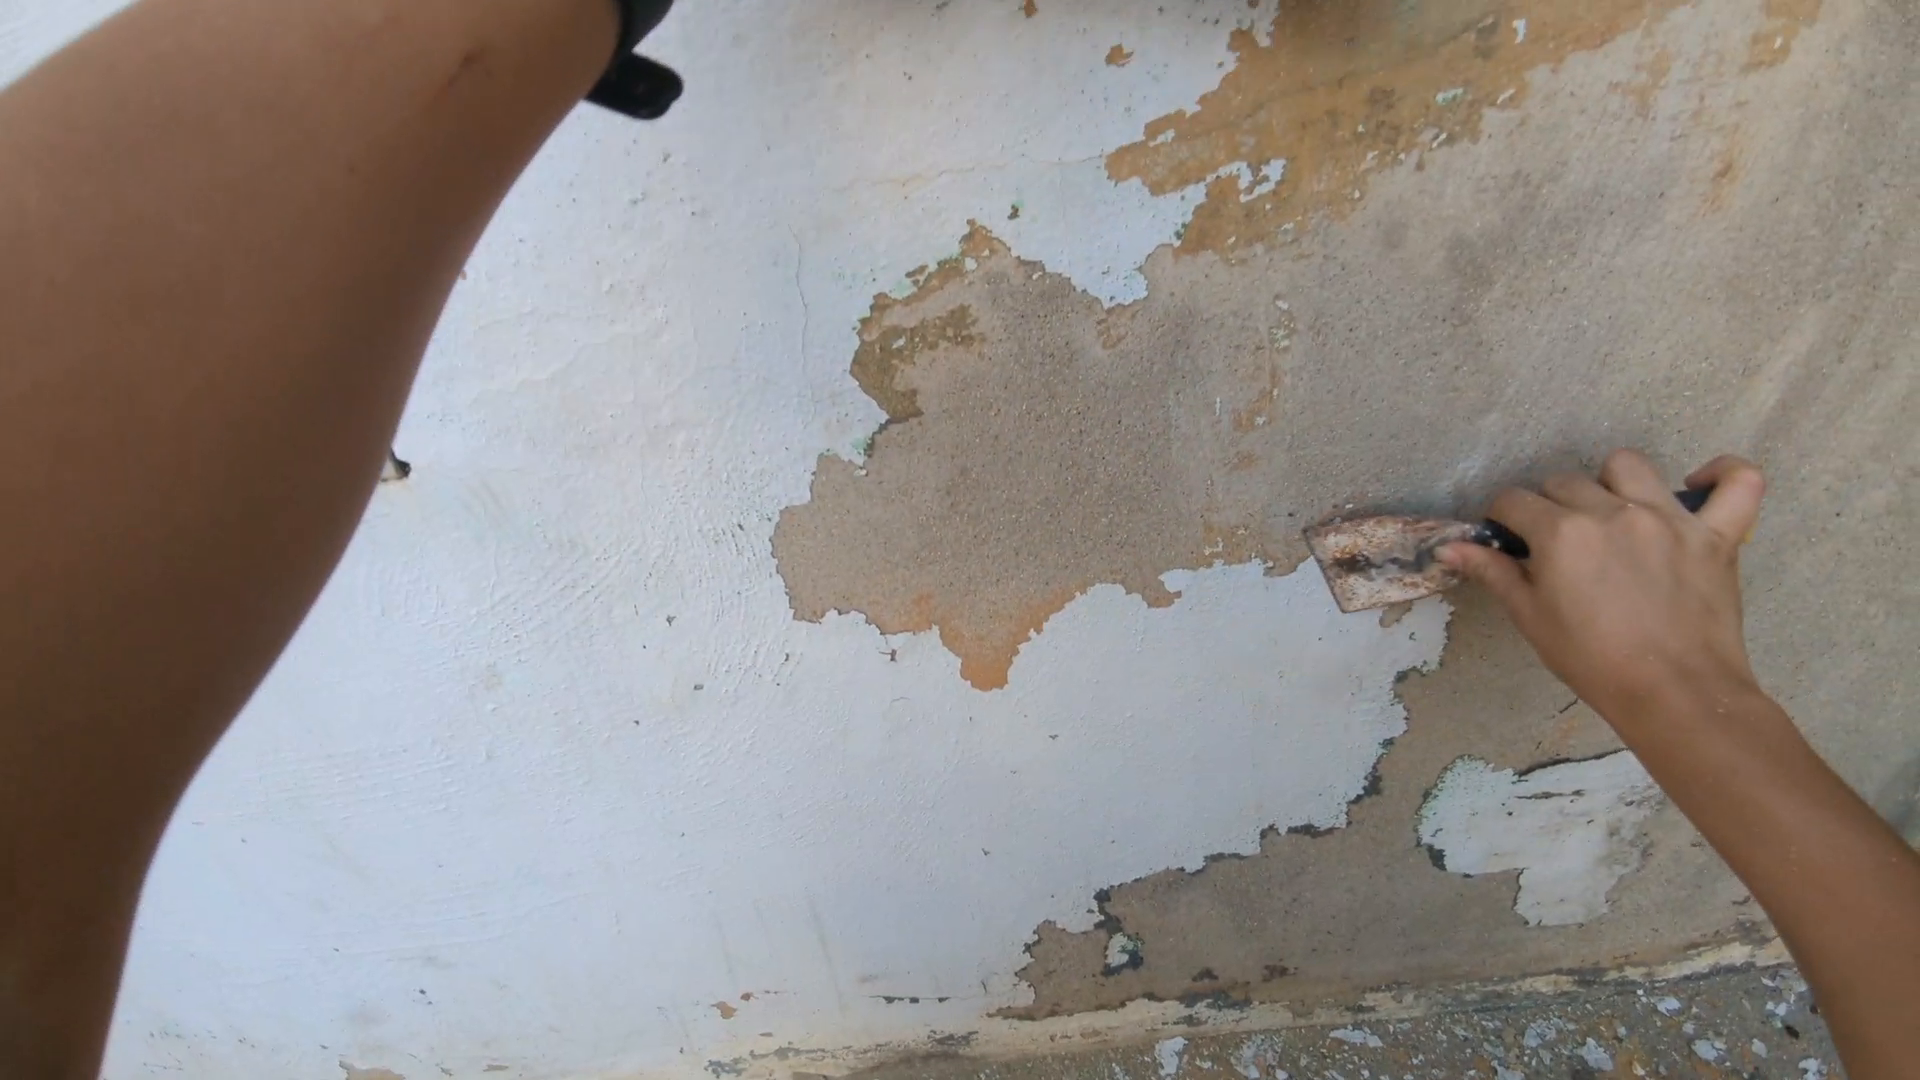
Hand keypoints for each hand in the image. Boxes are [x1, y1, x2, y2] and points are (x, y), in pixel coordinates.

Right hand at [1439, 450, 1767, 719]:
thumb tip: (1447, 548)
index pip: (1513, 501)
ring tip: (1608, 511)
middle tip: (1552, 539)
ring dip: (1608, 481)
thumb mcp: (1527, 614)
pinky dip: (1722, 475)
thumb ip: (1491, 571)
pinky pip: (1740, 482)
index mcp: (1560, 532)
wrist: (1673, 691)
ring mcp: (1669, 518)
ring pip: (1629, 466)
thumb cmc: (1589, 657)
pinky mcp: (1719, 534)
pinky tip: (1696, 486)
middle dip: (1546, 504)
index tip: (1505, 540)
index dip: (1501, 519)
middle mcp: (1612, 512)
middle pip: (1563, 481)